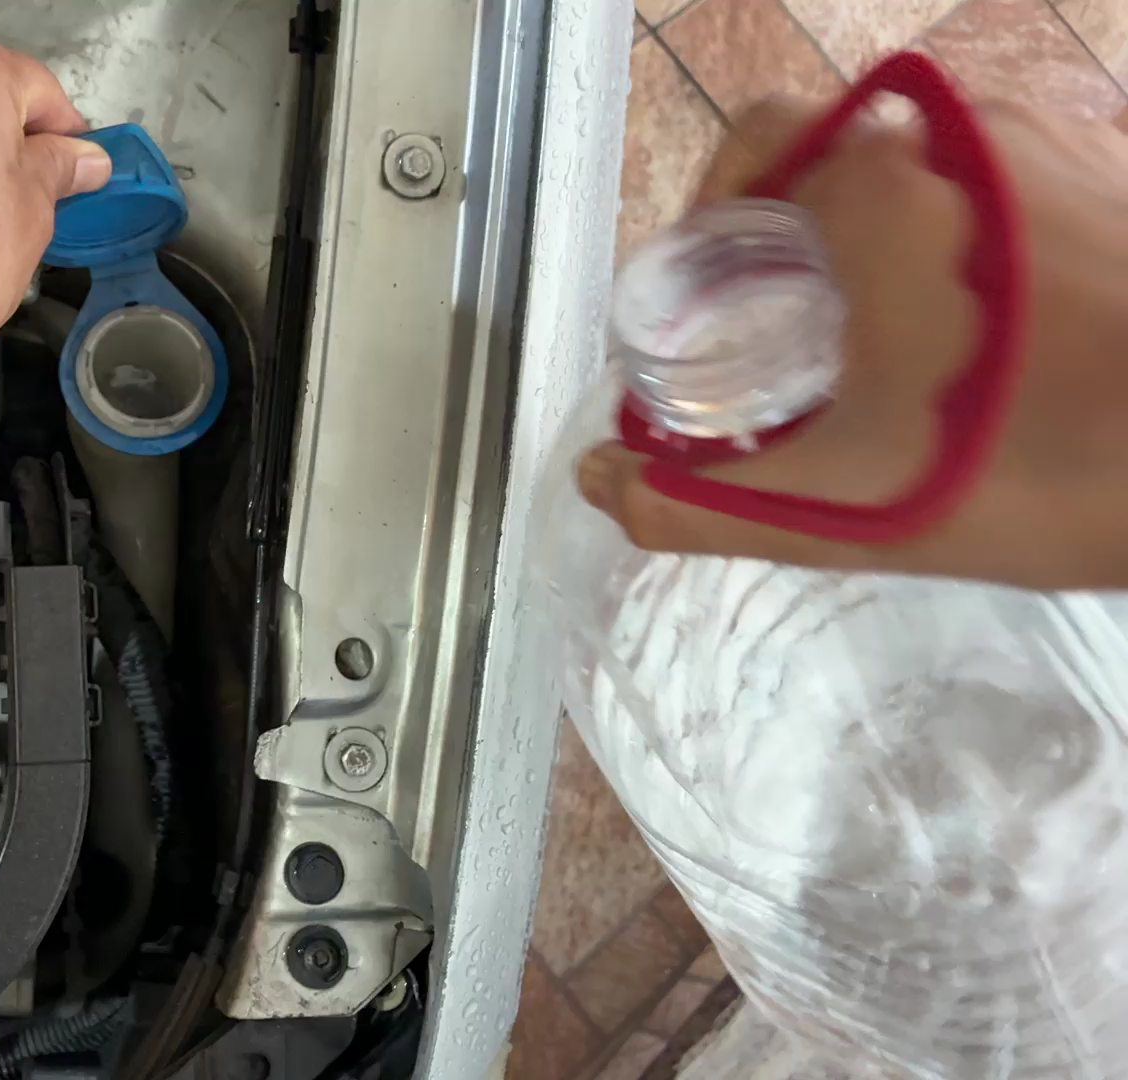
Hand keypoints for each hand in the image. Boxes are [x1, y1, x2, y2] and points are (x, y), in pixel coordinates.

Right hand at [578, 97, 1127, 588]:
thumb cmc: (1058, 467)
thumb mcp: (839, 512)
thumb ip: (692, 505)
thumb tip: (596, 480)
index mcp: (892, 200)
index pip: (758, 141)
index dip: (709, 211)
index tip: (708, 294)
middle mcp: (975, 149)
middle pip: (821, 151)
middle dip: (766, 235)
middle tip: (760, 331)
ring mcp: (1060, 156)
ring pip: (899, 168)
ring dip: (841, 243)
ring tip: (840, 342)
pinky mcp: (1114, 187)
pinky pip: (974, 188)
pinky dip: (922, 246)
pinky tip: (939, 338)